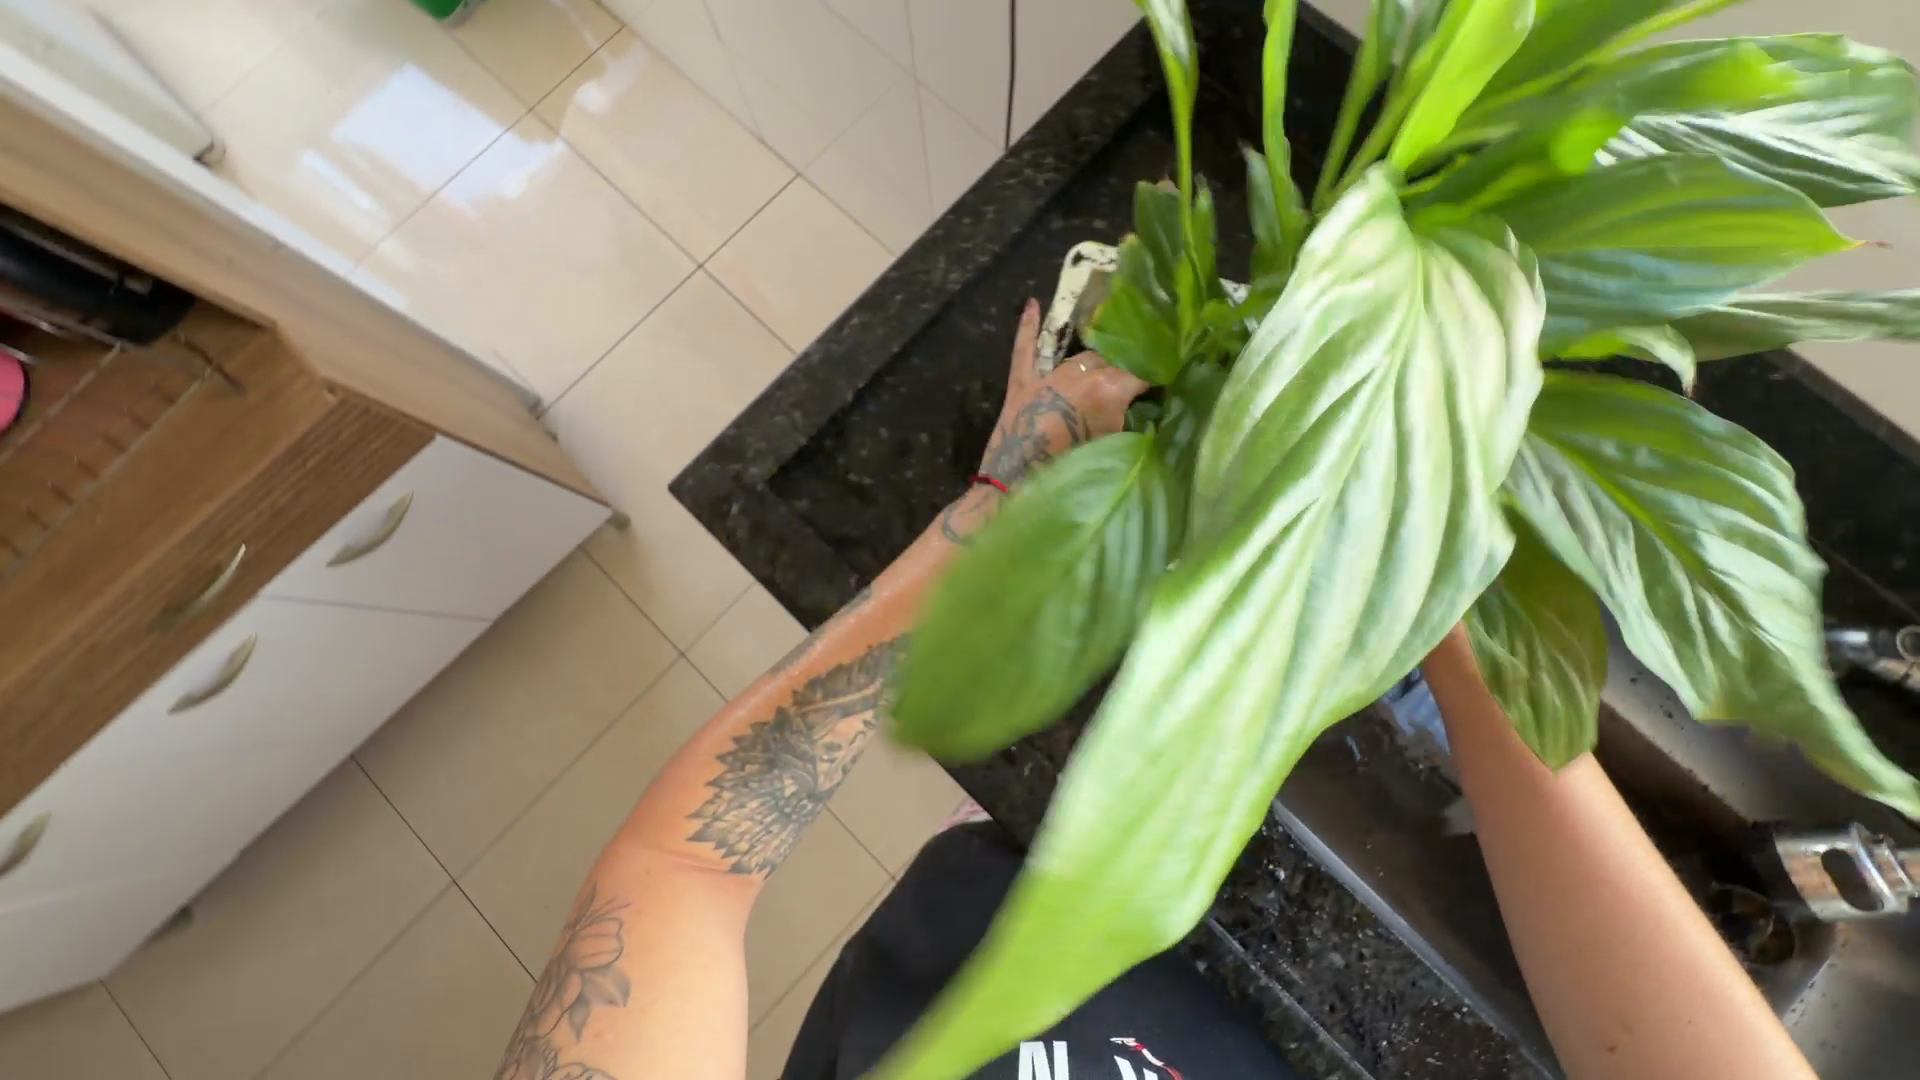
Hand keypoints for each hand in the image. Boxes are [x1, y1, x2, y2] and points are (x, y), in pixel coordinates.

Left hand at [941, 299, 1148, 542]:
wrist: (1015, 490)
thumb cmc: (1071, 475)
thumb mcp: (1114, 451)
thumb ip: (1130, 425)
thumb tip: (1145, 413)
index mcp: (1109, 390)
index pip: (1142, 374)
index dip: (1157, 378)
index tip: (1170, 380)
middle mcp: (1080, 374)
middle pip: (1111, 363)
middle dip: (1126, 371)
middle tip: (1138, 382)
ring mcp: (1048, 376)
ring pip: (1080, 357)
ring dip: (1095, 362)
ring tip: (1110, 364)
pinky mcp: (1021, 384)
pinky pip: (1024, 349)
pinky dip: (1027, 327)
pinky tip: (1031, 304)